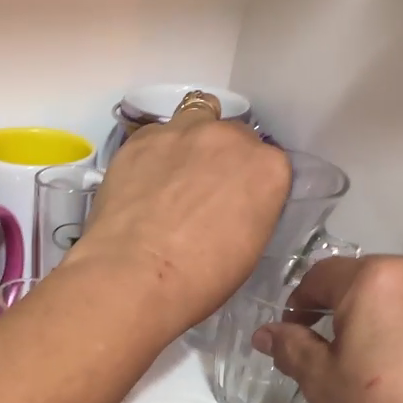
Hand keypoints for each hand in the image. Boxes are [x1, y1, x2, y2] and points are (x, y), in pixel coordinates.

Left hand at [66, 109, 291, 332]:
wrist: (133, 278)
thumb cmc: (198, 282)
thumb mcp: (246, 252)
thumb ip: (247, 213)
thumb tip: (230, 209)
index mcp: (269, 170)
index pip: (265, 164)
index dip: (246, 184)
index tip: (231, 205)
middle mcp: (231, 138)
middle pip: (231, 137)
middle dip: (218, 160)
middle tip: (196, 194)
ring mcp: (184, 133)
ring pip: (194, 121)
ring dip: (187, 142)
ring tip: (168, 177)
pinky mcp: (140, 140)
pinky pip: (153, 137)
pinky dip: (150, 155)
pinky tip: (137, 184)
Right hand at [253, 255, 402, 402]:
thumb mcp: (322, 384)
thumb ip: (292, 348)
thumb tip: (267, 333)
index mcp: (377, 280)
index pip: (324, 274)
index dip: (303, 302)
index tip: (300, 331)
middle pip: (377, 280)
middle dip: (356, 309)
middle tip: (350, 355)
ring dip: (401, 315)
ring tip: (400, 364)